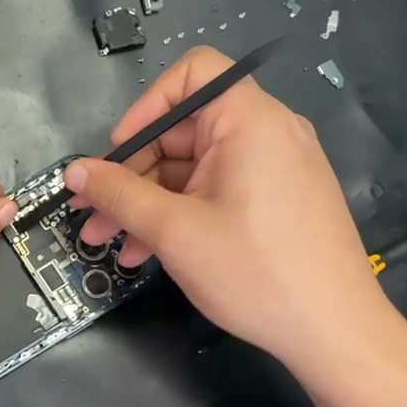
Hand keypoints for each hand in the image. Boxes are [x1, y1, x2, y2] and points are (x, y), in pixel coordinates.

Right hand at [63, 46, 392, 367]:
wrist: (334, 332)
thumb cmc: (254, 270)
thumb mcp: (173, 230)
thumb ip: (117, 193)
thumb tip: (72, 170)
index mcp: (250, 121)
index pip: (191, 74)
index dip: (145, 107)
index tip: (116, 155)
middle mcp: (266, 133)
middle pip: (180, 130)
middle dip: (128, 172)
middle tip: (90, 214)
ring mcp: (271, 169)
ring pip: (189, 168)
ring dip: (143, 202)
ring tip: (106, 242)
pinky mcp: (272, 201)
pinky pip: (211, 191)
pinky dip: (175, 214)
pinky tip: (144, 253)